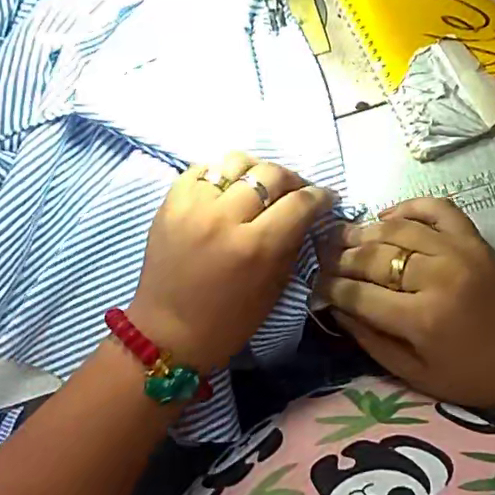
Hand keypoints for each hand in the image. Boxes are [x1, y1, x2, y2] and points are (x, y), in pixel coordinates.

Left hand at [128, 152, 336, 371]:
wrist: (168, 332)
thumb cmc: (230, 320)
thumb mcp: (275, 287)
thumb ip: (292, 243)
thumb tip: (306, 214)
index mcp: (255, 247)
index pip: (299, 202)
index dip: (320, 196)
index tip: (326, 197)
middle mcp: (224, 218)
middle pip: (270, 174)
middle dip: (292, 179)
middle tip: (296, 191)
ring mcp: (193, 207)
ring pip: (235, 161)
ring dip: (256, 170)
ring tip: (259, 185)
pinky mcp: (169, 203)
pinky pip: (201, 169)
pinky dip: (220, 174)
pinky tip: (227, 188)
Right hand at [318, 197, 494, 419]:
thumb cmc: (475, 376)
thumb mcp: (417, 375)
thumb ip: (372, 341)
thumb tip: (335, 308)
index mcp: (422, 319)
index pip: (359, 294)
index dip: (329, 288)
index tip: (314, 285)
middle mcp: (437, 277)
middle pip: (373, 256)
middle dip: (339, 257)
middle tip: (319, 257)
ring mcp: (458, 251)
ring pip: (397, 229)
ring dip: (364, 230)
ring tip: (341, 236)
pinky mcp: (474, 239)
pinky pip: (436, 209)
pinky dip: (409, 206)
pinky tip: (387, 216)